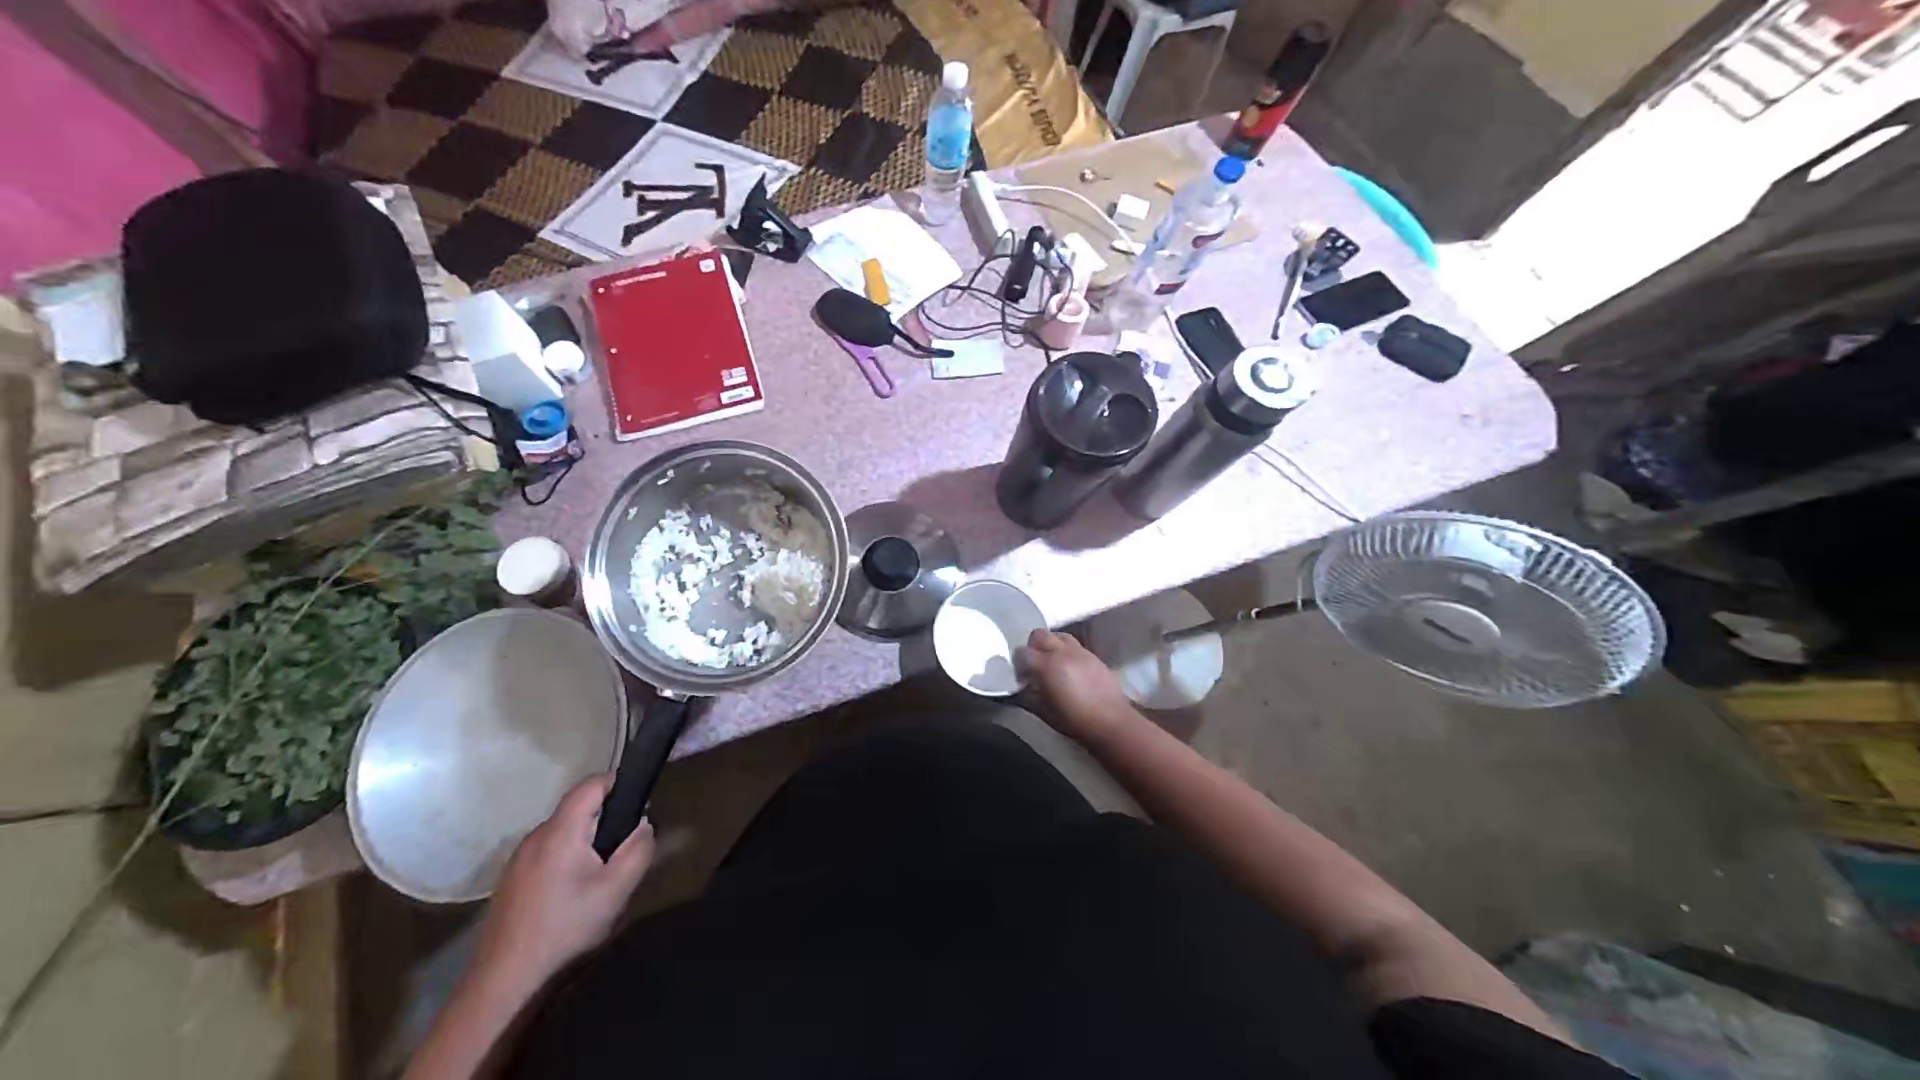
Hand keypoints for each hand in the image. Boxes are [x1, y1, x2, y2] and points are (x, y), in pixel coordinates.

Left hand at [473, 775, 655, 989]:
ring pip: (562, 834)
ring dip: (585, 844)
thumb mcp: (617, 890)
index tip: (637, 806)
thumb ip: (638, 850)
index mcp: (561, 832)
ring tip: (600, 880)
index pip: (590, 785)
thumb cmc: (566, 930)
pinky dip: (566, 862)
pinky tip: (572, 898)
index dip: (617, 784)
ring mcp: (517, 860)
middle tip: (623, 853)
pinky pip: (547, 855)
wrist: (505, 984)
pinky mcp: (510, 882)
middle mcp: (535, 837)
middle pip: (577, 810)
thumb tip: (643, 825)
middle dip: (605, 822)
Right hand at [1017, 629, 1136, 740]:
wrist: (1111, 721)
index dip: (1018, 663)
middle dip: (1033, 646)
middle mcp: (1062, 652)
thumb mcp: (1044, 711)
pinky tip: (1069, 669)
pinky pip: (1074, 645)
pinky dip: (1066, 651)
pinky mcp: (1093, 655)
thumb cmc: (1074, 720)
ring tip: (1052, 663)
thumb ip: (1029, 694)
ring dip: (1051, 645)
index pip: (1022, 652)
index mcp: (1047, 665)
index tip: (1021, 677)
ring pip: (1058, 635)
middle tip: (1034, 665)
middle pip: (1039, 634)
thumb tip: (1023, 686)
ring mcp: (1080, 651)